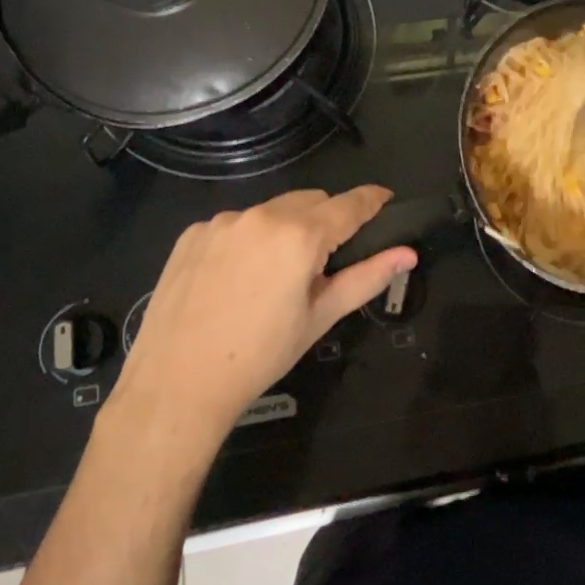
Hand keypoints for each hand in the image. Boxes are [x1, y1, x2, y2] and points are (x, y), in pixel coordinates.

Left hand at [109, 186, 414, 450]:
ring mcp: (222, 223)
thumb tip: (408, 254)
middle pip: (312, 200)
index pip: (350, 204)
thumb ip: (367, 278)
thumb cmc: (260, 355)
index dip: (373, 200)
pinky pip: (235, 225)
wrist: (177, 383)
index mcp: (300, 236)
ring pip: (272, 211)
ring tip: (275, 276)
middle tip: (325, 262)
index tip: (386, 200)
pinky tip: (237, 279)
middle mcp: (261, 216)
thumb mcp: (320, 318)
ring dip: (286, 229)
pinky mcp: (192, 234)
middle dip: (327, 219)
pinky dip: (248, 240)